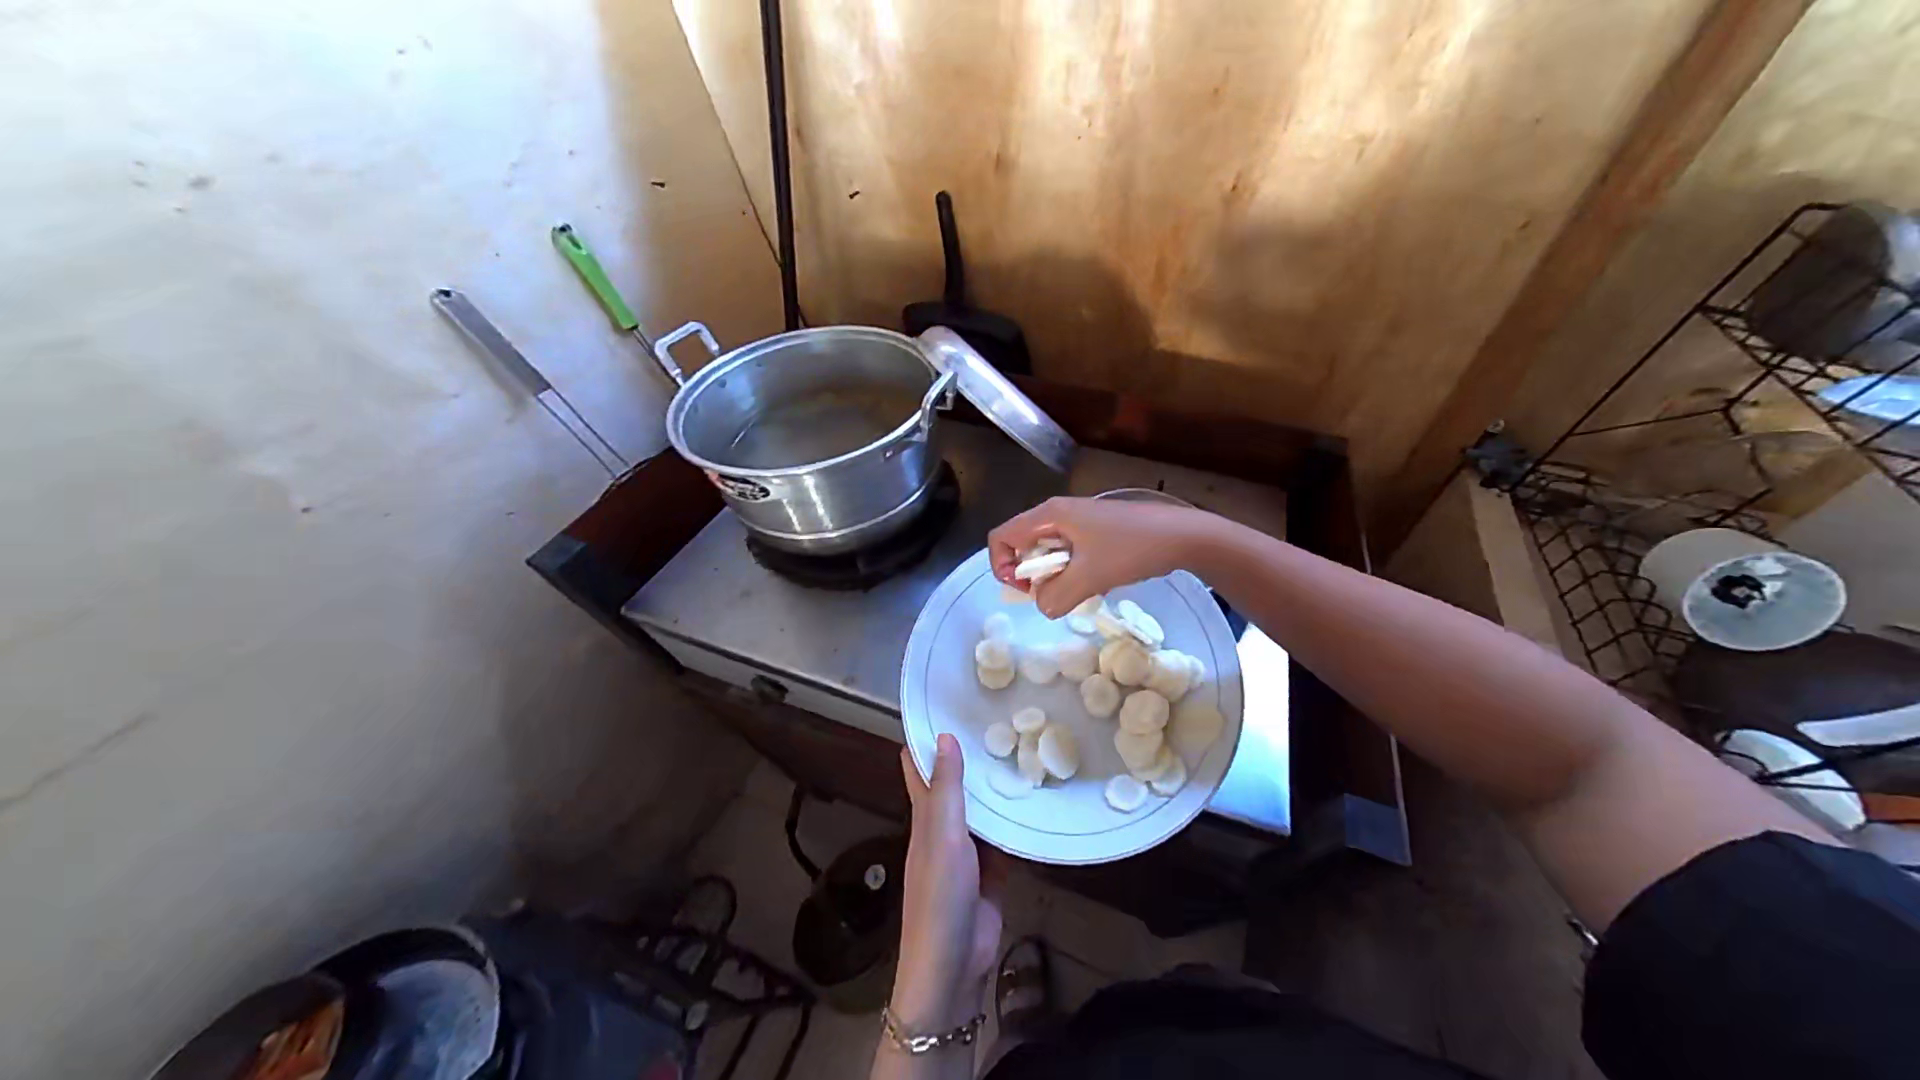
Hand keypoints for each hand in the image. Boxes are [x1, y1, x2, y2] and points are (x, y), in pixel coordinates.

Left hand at [893, 735, 1003, 1028]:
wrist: (953, 964)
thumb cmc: (940, 893)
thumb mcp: (942, 834)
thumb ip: (947, 788)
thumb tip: (943, 736)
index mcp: (925, 817)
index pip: (919, 769)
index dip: (924, 740)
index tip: (944, 708)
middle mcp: (944, 829)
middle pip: (956, 787)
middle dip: (971, 759)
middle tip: (1000, 723)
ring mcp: (969, 853)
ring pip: (983, 812)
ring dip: (996, 790)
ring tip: (1023, 754)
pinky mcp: (992, 874)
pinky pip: (1005, 842)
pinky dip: (1017, 825)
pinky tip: (1035, 804)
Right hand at [989, 497, 1215, 617]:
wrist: (1183, 535)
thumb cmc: (1132, 549)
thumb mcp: (1090, 577)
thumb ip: (1056, 596)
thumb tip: (1042, 605)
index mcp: (1049, 515)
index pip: (1001, 537)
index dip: (1001, 565)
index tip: (1026, 589)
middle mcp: (1057, 513)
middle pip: (1021, 544)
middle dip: (1031, 574)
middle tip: (1056, 592)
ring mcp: (1077, 520)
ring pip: (1046, 551)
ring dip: (1054, 575)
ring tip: (1080, 587)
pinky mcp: (1094, 530)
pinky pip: (1067, 552)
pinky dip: (1071, 570)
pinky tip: (1096, 580)